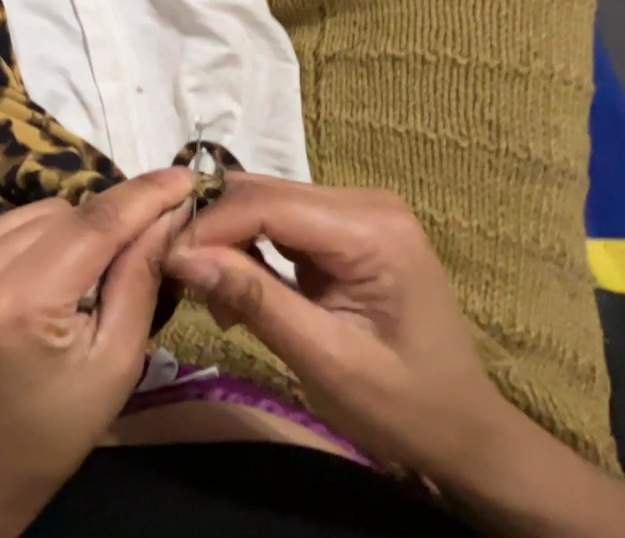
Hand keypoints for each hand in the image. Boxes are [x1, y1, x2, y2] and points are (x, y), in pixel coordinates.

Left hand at [0, 167, 195, 506]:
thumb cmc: (56, 424)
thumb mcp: (117, 362)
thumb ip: (139, 279)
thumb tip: (168, 214)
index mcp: (22, 301)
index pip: (93, 223)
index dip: (144, 195)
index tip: (187, 175)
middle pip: (69, 213)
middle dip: (113, 224)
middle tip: (145, 253)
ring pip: (44, 211)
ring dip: (78, 230)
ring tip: (90, 279)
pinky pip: (17, 222)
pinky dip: (46, 237)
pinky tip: (55, 275)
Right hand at [164, 175, 513, 477]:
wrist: (462, 430)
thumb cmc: (403, 405)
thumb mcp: (324, 359)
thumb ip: (253, 299)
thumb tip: (177, 255)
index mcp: (372, 229)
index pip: (265, 204)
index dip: (208, 226)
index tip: (163, 260)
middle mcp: (363, 202)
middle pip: (258, 195)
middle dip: (209, 230)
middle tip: (174, 275)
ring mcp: (353, 211)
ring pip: (258, 203)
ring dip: (222, 240)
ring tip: (205, 291)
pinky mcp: (339, 227)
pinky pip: (272, 221)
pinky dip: (242, 248)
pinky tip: (233, 287)